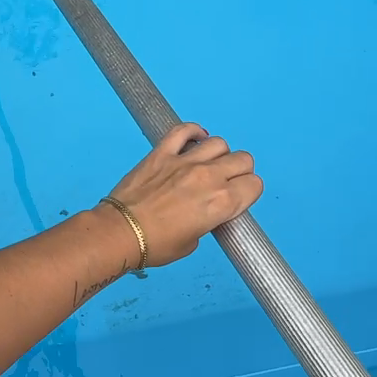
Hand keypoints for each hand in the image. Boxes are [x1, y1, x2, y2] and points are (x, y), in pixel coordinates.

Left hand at [105, 122, 262, 266]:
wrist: (121, 232)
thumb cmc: (158, 245)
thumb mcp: (194, 241)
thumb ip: (207, 219)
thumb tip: (203, 208)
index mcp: (222, 202)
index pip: (254, 184)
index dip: (248, 192)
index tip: (237, 198)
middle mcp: (210, 176)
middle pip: (243, 159)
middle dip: (239, 171)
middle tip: (225, 183)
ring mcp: (185, 161)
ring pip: (218, 143)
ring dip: (219, 153)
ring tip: (208, 164)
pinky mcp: (162, 152)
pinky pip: (183, 130)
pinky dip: (193, 132)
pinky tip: (195, 140)